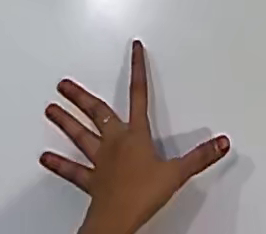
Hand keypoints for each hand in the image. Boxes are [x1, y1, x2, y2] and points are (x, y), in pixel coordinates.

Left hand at [40, 40, 230, 233]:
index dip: (138, 69)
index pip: (139, 93)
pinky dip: (59, 164)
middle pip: (97, 112)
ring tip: (50, 108)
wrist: (117, 221)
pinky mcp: (90, 181)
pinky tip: (45, 158)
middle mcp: (114, 141)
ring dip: (65, 121)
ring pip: (79, 135)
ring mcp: (99, 161)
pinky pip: (72, 170)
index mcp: (135, 134)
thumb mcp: (177, 173)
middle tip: (64, 83)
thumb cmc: (143, 194)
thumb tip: (221, 143)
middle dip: (80, 96)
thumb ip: (200, 157)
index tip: (134, 49)